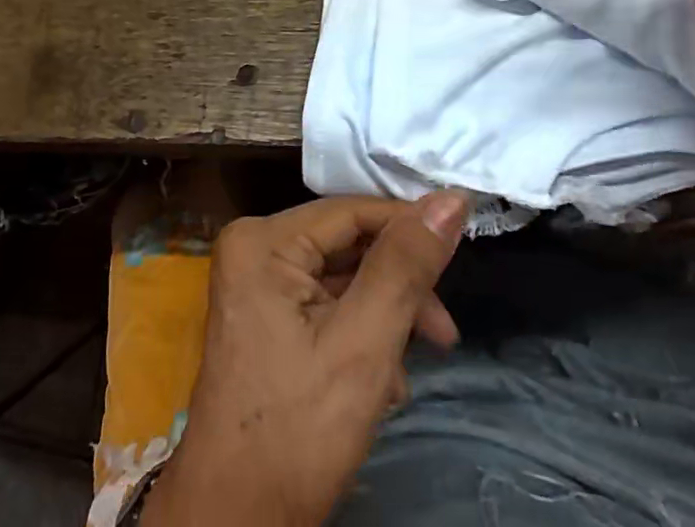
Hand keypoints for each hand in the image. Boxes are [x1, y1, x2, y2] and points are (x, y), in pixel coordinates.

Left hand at [143, 192, 466, 526]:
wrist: (235, 521)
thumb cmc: (298, 431)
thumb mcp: (364, 343)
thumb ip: (406, 266)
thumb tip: (450, 199)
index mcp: (263, 242)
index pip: (354, 211)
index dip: (411, 228)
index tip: (460, 256)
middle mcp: (253, 249)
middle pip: (349, 245)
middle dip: (399, 287)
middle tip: (442, 333)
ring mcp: (255, 285)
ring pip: (344, 277)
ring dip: (385, 318)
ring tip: (406, 373)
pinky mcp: (264, 317)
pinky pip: (326, 304)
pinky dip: (361, 334)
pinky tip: (380, 382)